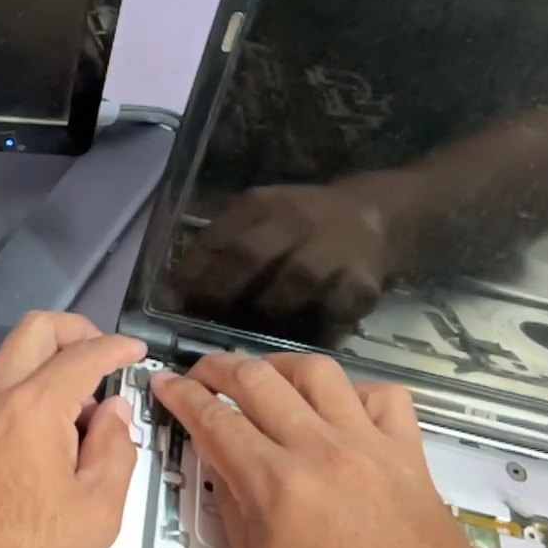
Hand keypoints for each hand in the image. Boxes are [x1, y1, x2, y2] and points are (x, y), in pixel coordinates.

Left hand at [0, 312, 144, 547]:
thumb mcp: (97, 512)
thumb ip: (115, 449)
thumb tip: (114, 411)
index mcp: (30, 408)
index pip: (81, 355)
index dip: (116, 347)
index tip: (136, 350)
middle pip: (36, 327)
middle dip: (77, 330)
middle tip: (105, 357)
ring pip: (12, 353)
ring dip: (50, 358)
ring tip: (82, 405)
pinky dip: (28, 382)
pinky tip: (49, 426)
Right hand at [151, 353, 547, 547]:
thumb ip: (231, 509)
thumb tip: (218, 461)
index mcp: (276, 487)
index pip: (213, 418)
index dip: (179, 394)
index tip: (163, 383)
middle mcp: (321, 451)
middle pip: (255, 378)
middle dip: (215, 367)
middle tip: (199, 376)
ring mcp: (371, 447)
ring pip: (315, 370)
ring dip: (278, 367)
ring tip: (263, 381)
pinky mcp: (411, 455)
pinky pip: (383, 396)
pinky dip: (353, 393)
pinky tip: (337, 412)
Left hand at [170, 175, 409, 336]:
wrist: (375, 212)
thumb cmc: (301, 220)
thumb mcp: (260, 213)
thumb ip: (225, 242)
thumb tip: (178, 287)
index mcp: (262, 205)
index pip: (218, 236)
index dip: (192, 270)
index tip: (171, 298)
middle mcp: (295, 222)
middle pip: (249, 254)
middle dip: (220, 290)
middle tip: (202, 319)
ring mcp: (331, 250)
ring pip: (291, 283)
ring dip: (263, 310)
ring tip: (245, 333)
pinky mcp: (361, 281)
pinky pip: (331, 311)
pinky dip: (310, 329)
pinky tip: (293, 342)